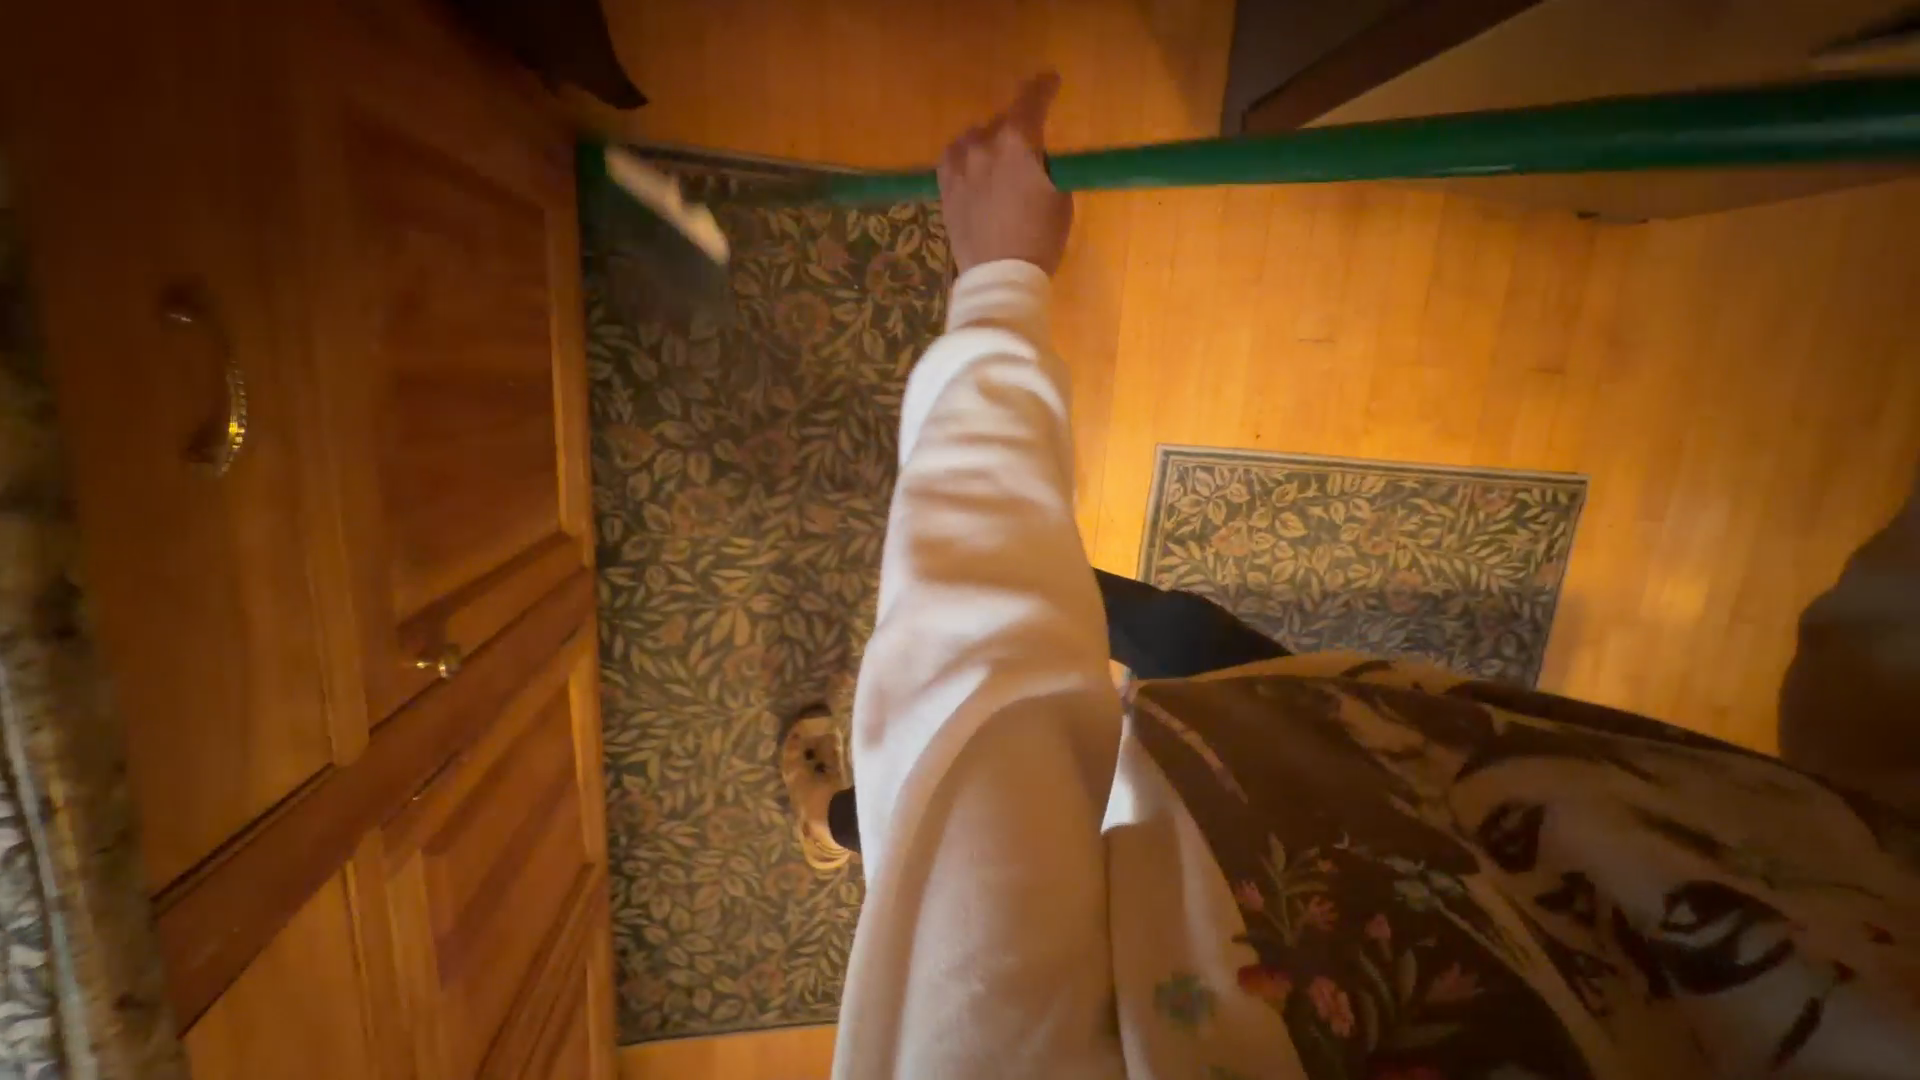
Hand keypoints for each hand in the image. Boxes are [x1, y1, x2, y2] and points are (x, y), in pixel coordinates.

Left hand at [937, 72, 1073, 276]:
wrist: (999, 279)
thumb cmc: (1039, 241)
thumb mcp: (1060, 199)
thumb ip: (1047, 167)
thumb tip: (1036, 159)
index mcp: (1017, 142)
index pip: (1032, 100)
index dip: (1044, 88)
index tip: (1050, 83)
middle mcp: (983, 145)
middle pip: (1002, 122)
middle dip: (1016, 130)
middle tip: (1028, 148)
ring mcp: (958, 167)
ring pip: (975, 139)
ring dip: (989, 145)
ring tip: (998, 163)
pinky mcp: (944, 189)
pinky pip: (954, 160)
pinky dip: (966, 160)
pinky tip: (973, 171)